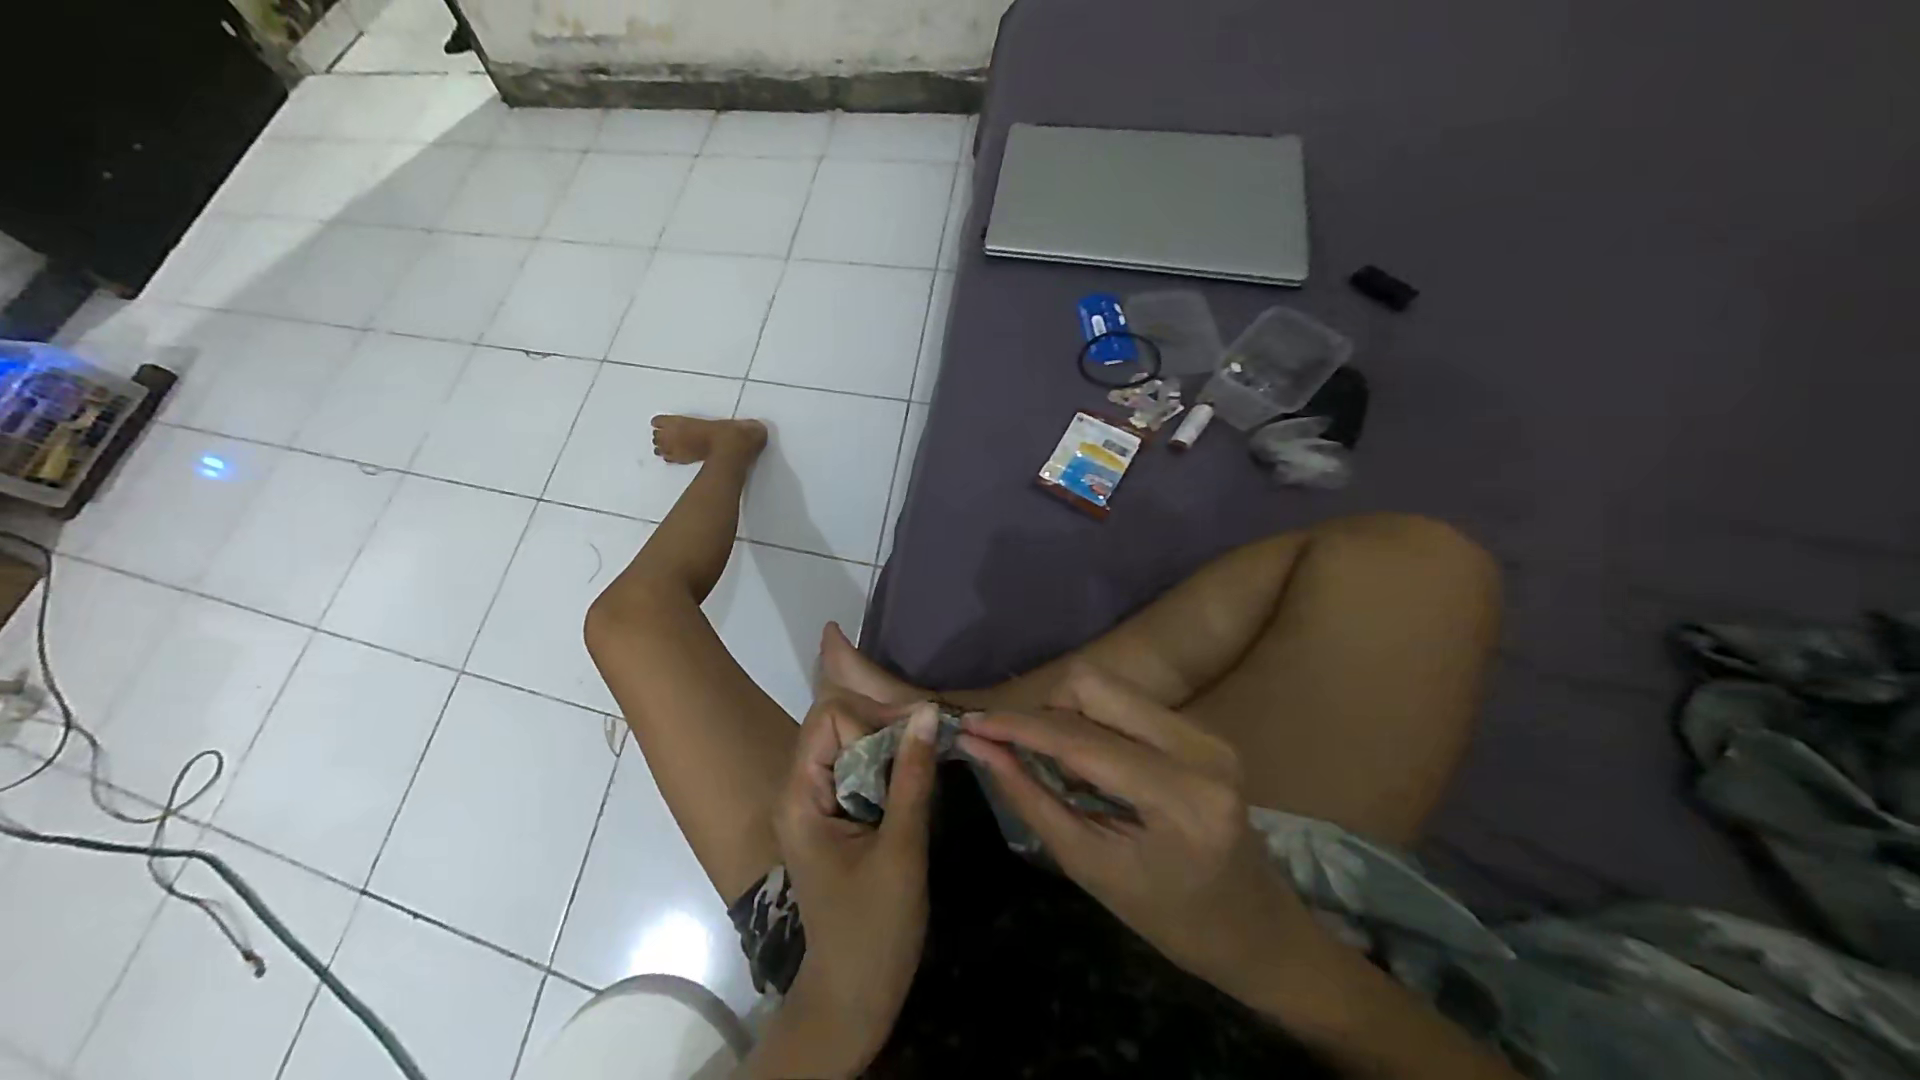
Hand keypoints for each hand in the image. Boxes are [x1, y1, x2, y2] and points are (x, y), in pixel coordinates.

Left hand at [759, 691, 939, 1076]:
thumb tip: (927, 712)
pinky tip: (915, 780)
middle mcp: (799, 790)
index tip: (919, 736)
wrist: (854, 994)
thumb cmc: (875, 927)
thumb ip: (912, 777)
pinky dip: (887, 766)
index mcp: (800, 796)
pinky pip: (857, 769)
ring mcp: (815, 803)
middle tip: (929, 747)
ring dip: (890, 745)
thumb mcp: (901, 849)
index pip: (830, 717)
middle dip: (884, 725)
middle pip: (837, 724)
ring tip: (929, 759)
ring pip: (849, 744)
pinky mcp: (833, 816)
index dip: (874, 716)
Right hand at [957, 667, 1312, 992]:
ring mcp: (1208, 733)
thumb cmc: (1170, 920)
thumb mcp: (1090, 866)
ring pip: (1109, 688)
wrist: (1256, 929)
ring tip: (1062, 769)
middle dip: (1045, 711)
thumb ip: (1031, 798)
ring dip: (1069, 716)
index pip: (1080, 739)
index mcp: (1181, 797)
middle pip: (1095, 686)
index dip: (1018, 725)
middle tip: (1021, 751)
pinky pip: (1127, 703)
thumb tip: (979, 748)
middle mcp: (1201, 748)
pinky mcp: (1203, 729)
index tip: (970, 724)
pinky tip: (1094, 767)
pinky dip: (1094, 724)